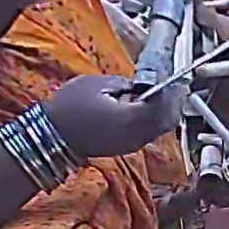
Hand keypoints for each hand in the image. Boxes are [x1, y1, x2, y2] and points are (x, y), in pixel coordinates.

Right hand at [43, 77, 184, 157]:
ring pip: (161, 128)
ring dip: (165, 112)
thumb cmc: (70, 107)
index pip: (164, 106)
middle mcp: (138, 135)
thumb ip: (124, 84)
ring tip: (164, 95)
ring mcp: (135, 144)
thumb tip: (141, 86)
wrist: (53, 136)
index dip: (172, 93)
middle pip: (168, 120)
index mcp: (131, 118)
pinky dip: (155, 120)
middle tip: (176, 88)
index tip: (175, 81)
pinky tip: (148, 107)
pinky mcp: (129, 147)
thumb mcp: (95, 84)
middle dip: (174, 103)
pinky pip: (150, 133)